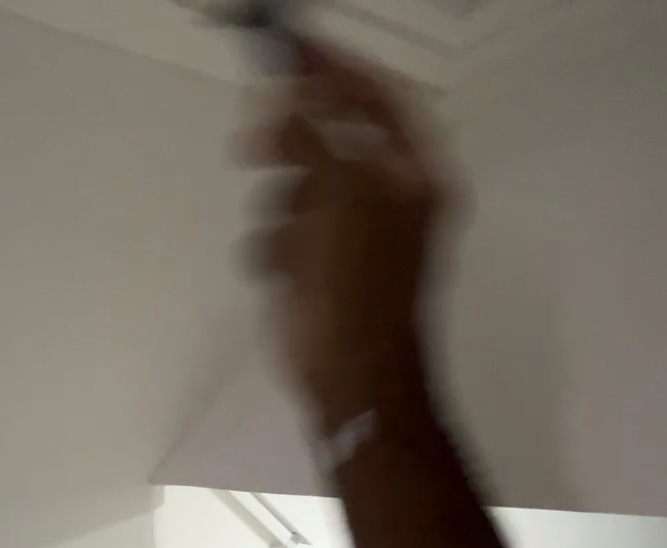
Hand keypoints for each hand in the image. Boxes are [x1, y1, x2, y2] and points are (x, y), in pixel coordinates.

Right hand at [242, 39, 455, 426]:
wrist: (348, 378)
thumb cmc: (358, 292)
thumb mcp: (344, 201)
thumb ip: (318, 139)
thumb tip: (295, 96)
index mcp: (410, 178)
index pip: (376, 102)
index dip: (336, 72)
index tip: (291, 48)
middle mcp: (381, 201)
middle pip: (329, 144)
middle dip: (292, 152)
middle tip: (256, 144)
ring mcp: (343, 238)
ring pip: (294, 192)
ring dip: (282, 216)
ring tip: (293, 252)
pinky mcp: (310, 270)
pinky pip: (278, 236)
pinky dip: (273, 253)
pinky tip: (285, 277)